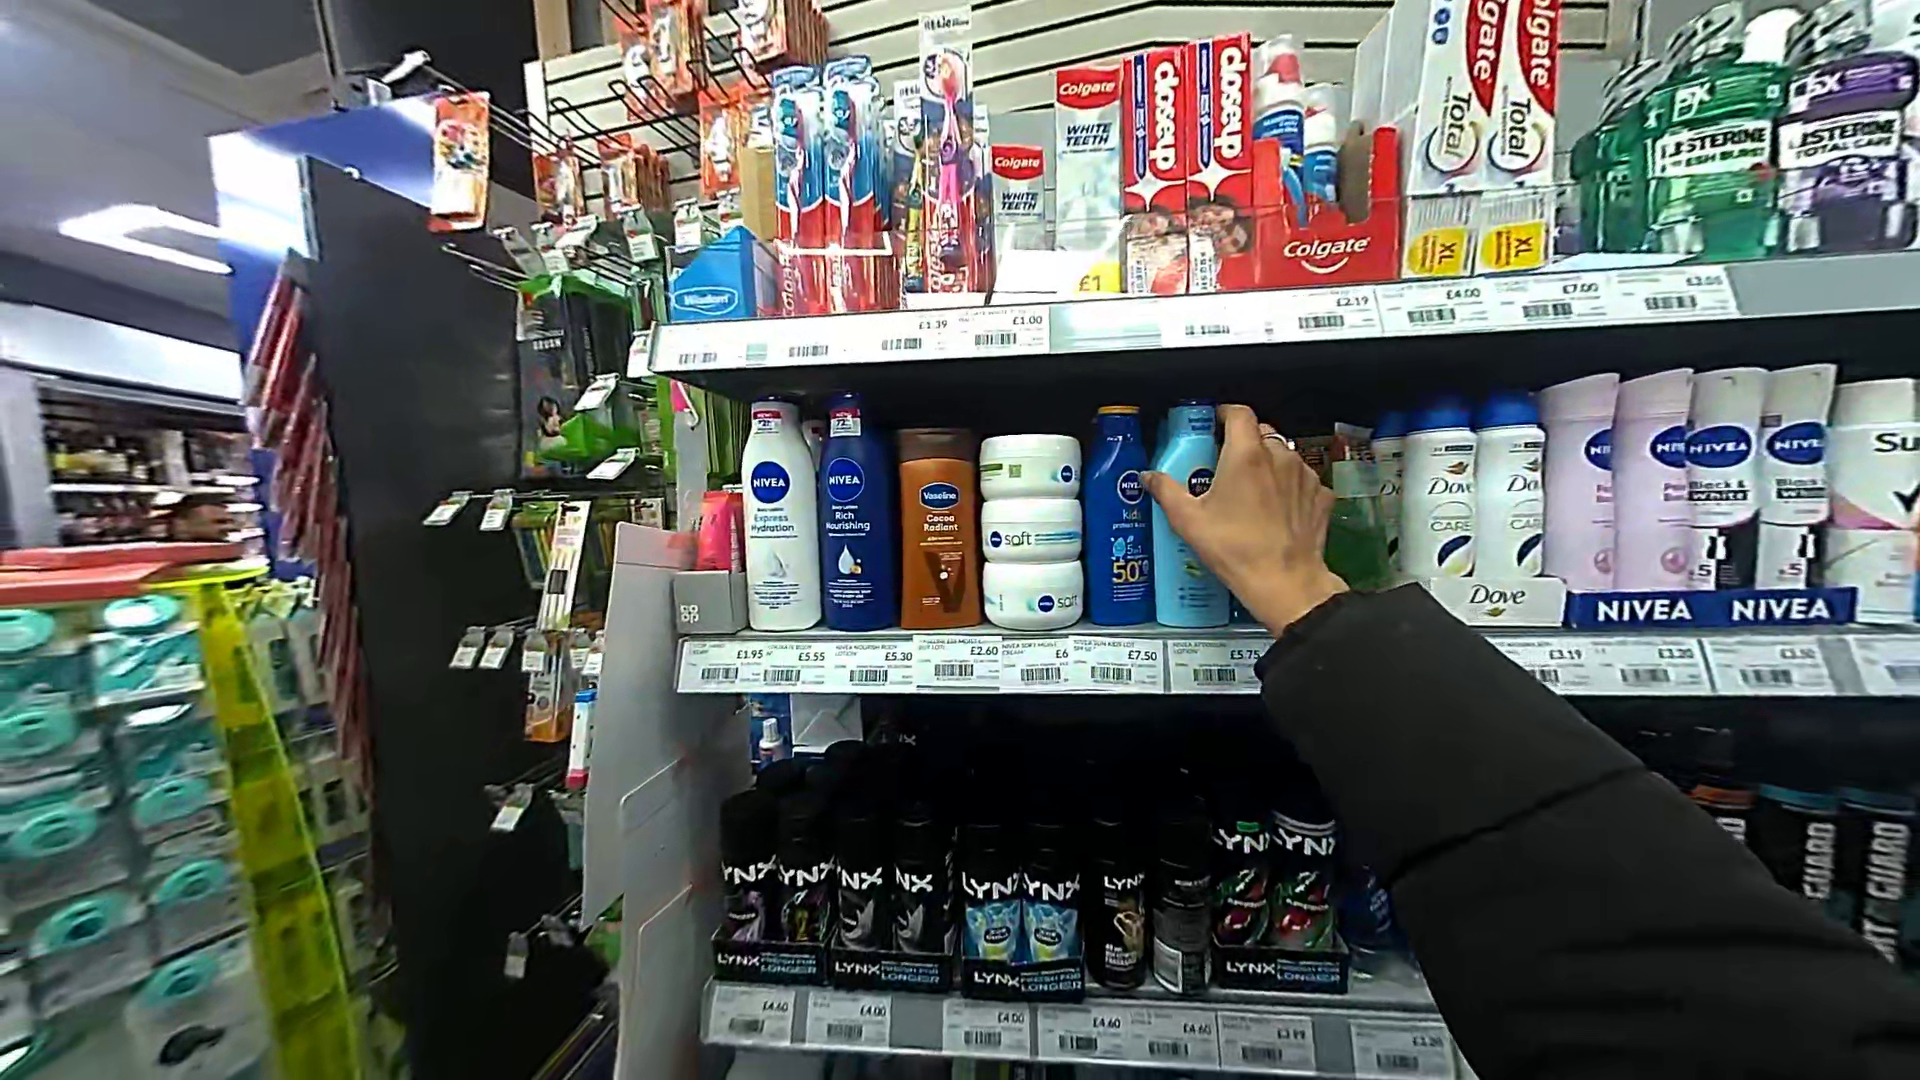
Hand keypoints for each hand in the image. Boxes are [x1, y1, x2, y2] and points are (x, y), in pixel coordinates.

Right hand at [1144, 404, 1348, 635]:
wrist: (1284, 581)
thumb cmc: (1233, 547)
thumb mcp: (1188, 520)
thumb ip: (1166, 490)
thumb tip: (1147, 476)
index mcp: (1246, 455)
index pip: (1239, 413)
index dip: (1225, 413)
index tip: (1214, 422)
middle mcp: (1280, 457)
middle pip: (1262, 432)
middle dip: (1243, 440)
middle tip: (1224, 461)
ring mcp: (1305, 476)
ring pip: (1283, 455)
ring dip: (1266, 463)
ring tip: (1249, 488)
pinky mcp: (1321, 496)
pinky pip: (1301, 480)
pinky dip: (1287, 485)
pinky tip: (1274, 507)